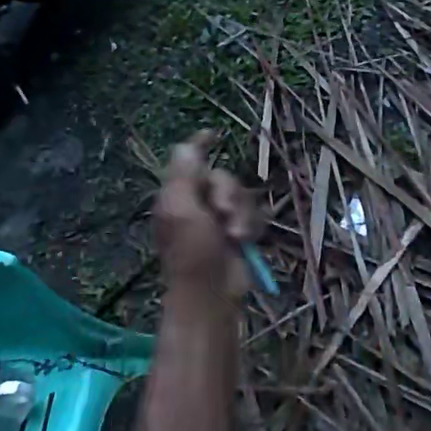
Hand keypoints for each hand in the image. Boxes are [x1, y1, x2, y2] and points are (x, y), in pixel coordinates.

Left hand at [154, 131, 258, 304]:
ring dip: (242, 214)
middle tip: (224, 215)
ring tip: (236, 237)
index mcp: (177, 195)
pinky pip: (253, 214)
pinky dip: (252, 226)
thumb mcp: (182, 209)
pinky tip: (246, 241)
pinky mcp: (238, 233)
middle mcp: (196, 203)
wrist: (213, 294)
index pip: (187, 161)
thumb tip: (187, 145)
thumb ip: (184, 175)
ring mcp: (218, 219)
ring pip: (241, 195)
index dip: (199, 145)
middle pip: (222, 177)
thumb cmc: (192, 253)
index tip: (213, 135)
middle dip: (228, 194)